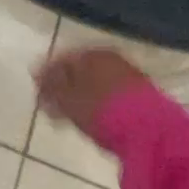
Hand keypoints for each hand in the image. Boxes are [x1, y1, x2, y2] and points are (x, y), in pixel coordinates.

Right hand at [35, 48, 151, 142]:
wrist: (153, 135)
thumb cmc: (101, 111)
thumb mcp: (67, 99)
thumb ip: (49, 84)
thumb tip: (35, 70)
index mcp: (92, 53)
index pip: (60, 59)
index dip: (45, 76)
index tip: (38, 94)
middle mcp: (111, 58)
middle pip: (78, 71)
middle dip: (62, 88)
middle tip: (50, 107)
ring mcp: (129, 76)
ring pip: (94, 83)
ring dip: (79, 98)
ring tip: (68, 117)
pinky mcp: (142, 95)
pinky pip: (110, 95)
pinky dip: (96, 104)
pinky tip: (91, 119)